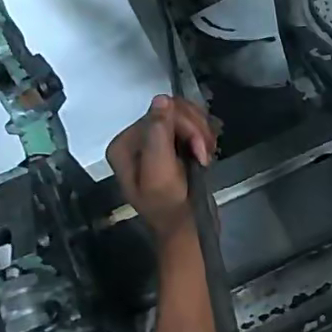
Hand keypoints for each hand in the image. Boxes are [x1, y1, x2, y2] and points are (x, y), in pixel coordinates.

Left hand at [106, 94, 216, 239]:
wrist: (189, 231)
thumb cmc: (171, 207)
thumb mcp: (161, 172)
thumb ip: (158, 135)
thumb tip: (161, 99)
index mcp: (125, 145)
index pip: (160, 113)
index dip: (185, 126)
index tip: (200, 152)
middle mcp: (137, 140)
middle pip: (173, 111)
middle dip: (195, 130)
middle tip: (205, 155)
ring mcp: (156, 143)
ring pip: (185, 116)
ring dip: (202, 133)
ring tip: (206, 156)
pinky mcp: (173, 148)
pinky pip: (191, 126)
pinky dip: (204, 137)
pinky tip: (207, 153)